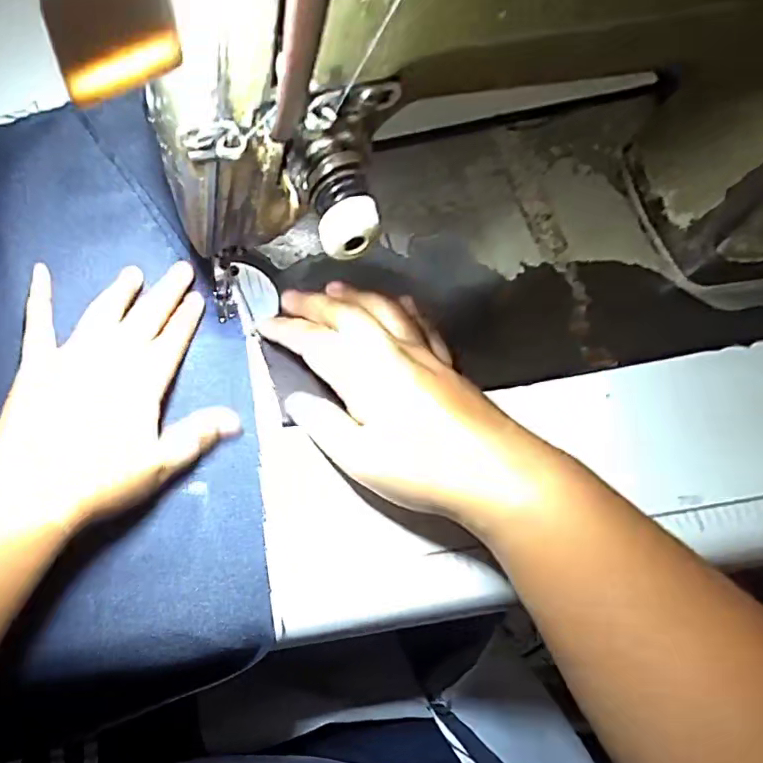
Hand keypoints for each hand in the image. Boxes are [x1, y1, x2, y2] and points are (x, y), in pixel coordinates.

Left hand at [0, 261, 241, 536]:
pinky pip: (38, 322)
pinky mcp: (36, 362)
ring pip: (101, 313)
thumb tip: (235, 419)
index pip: (171, 342)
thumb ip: (195, 437)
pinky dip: (40, 297)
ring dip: (118, 291)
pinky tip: (40, 274)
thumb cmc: (100, 481)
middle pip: (143, 318)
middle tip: (179, 270)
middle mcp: (110, 358)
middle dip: (164, 294)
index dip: (185, 320)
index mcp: (143, 382)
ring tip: (132, 273)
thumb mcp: (158, 466)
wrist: (34, 486)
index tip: (196, 299)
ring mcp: (71, 355)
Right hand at [257, 283, 567, 537]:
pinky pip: (418, 323)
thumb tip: (298, 401)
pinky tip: (399, 305)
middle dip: (314, 305)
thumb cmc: (425, 471)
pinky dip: (399, 308)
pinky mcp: (446, 365)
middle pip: (348, 315)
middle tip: (291, 300)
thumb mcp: (359, 459)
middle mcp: (394, 353)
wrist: (496, 472)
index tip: (266, 326)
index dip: (287, 331)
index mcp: (365, 374)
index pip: (316, 342)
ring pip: (383, 310)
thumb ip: (324, 424)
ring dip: (354, 297)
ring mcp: (424, 355)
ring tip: (333, 290)